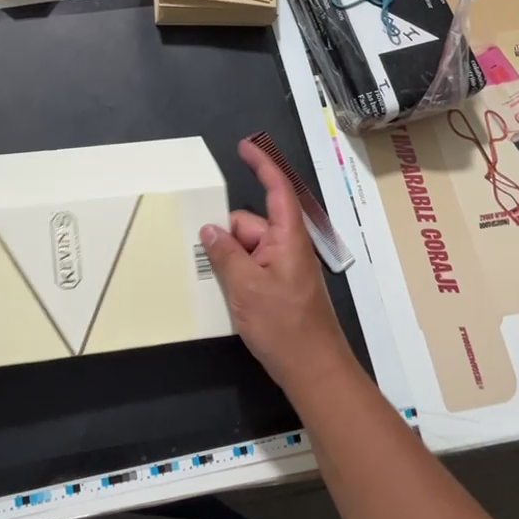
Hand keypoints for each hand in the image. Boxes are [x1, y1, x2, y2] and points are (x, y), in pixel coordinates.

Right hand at [201, 139, 357, 393]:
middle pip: (250, 223)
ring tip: (215, 285)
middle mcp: (287, 247)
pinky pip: (252, 268)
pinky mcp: (280, 288)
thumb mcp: (246, 288)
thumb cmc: (285, 327)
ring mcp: (284, 269)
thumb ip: (224, 255)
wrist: (314, 372)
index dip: (262, 164)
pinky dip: (236, 275)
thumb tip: (209, 230)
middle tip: (204, 258)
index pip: (278, 189)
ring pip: (247, 248)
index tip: (243, 147)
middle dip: (226, 235)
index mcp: (287, 237)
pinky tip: (224, 295)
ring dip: (229, 260)